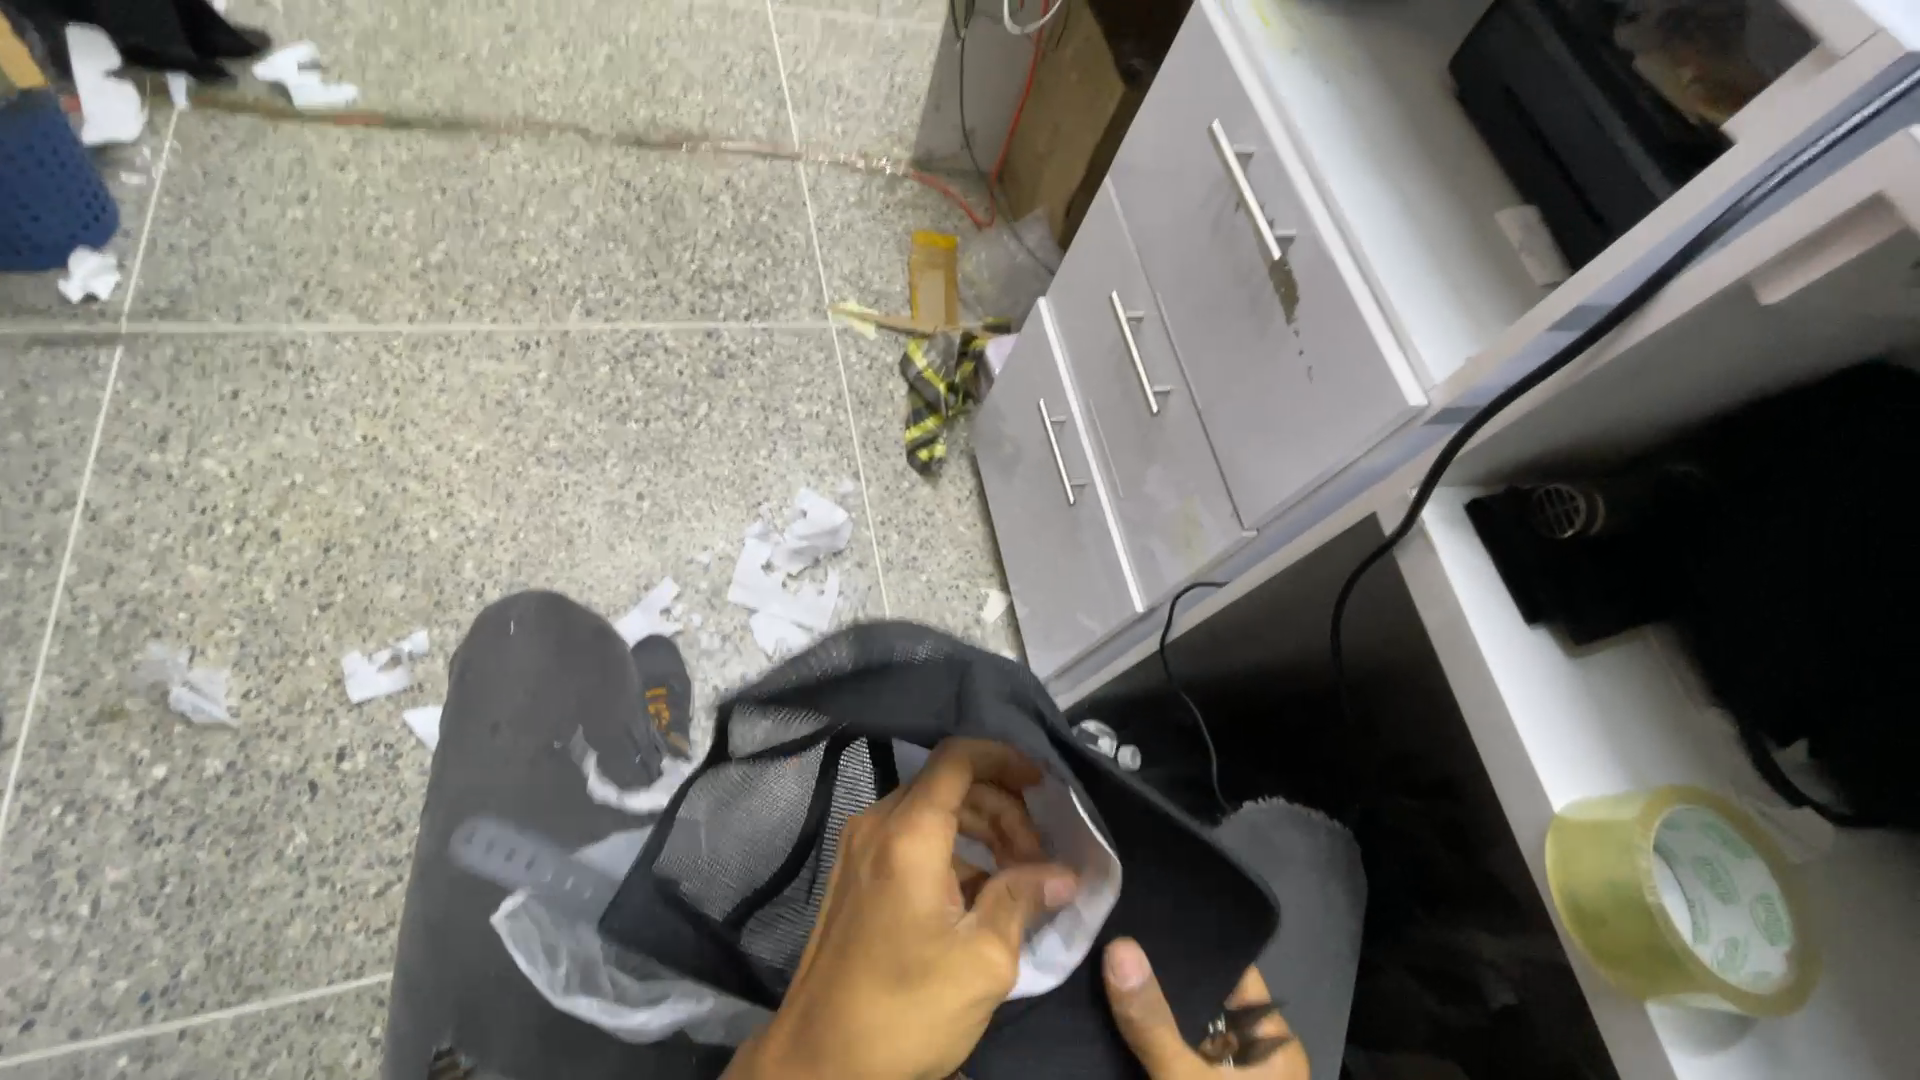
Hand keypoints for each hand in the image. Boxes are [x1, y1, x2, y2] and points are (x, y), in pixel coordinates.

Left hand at [726, 738, 1078, 1079]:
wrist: (818, 1065)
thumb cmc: (904, 1011)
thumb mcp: (982, 960)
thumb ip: (1022, 900)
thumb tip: (1063, 875)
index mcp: (908, 834)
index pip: (958, 758)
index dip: (1005, 758)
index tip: (1043, 784)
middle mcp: (877, 825)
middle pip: (949, 784)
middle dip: (1002, 808)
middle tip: (1037, 858)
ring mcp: (859, 849)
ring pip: (931, 810)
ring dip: (980, 830)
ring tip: (1017, 876)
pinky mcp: (855, 875)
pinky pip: (911, 839)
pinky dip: (952, 851)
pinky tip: (980, 894)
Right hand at [1104, 939, 1310, 1079]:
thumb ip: (1153, 1022)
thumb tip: (1118, 945)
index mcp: (1272, 1044)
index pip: (1232, 972)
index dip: (1190, 944)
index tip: (1139, 914)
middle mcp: (1253, 1058)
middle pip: (1201, 1004)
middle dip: (1157, 980)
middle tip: (1104, 937)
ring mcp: (1220, 1079)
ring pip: (1180, 1035)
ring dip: (1145, 1016)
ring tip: (1096, 965)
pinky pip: (1167, 1061)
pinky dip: (1143, 1047)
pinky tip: (1102, 1019)